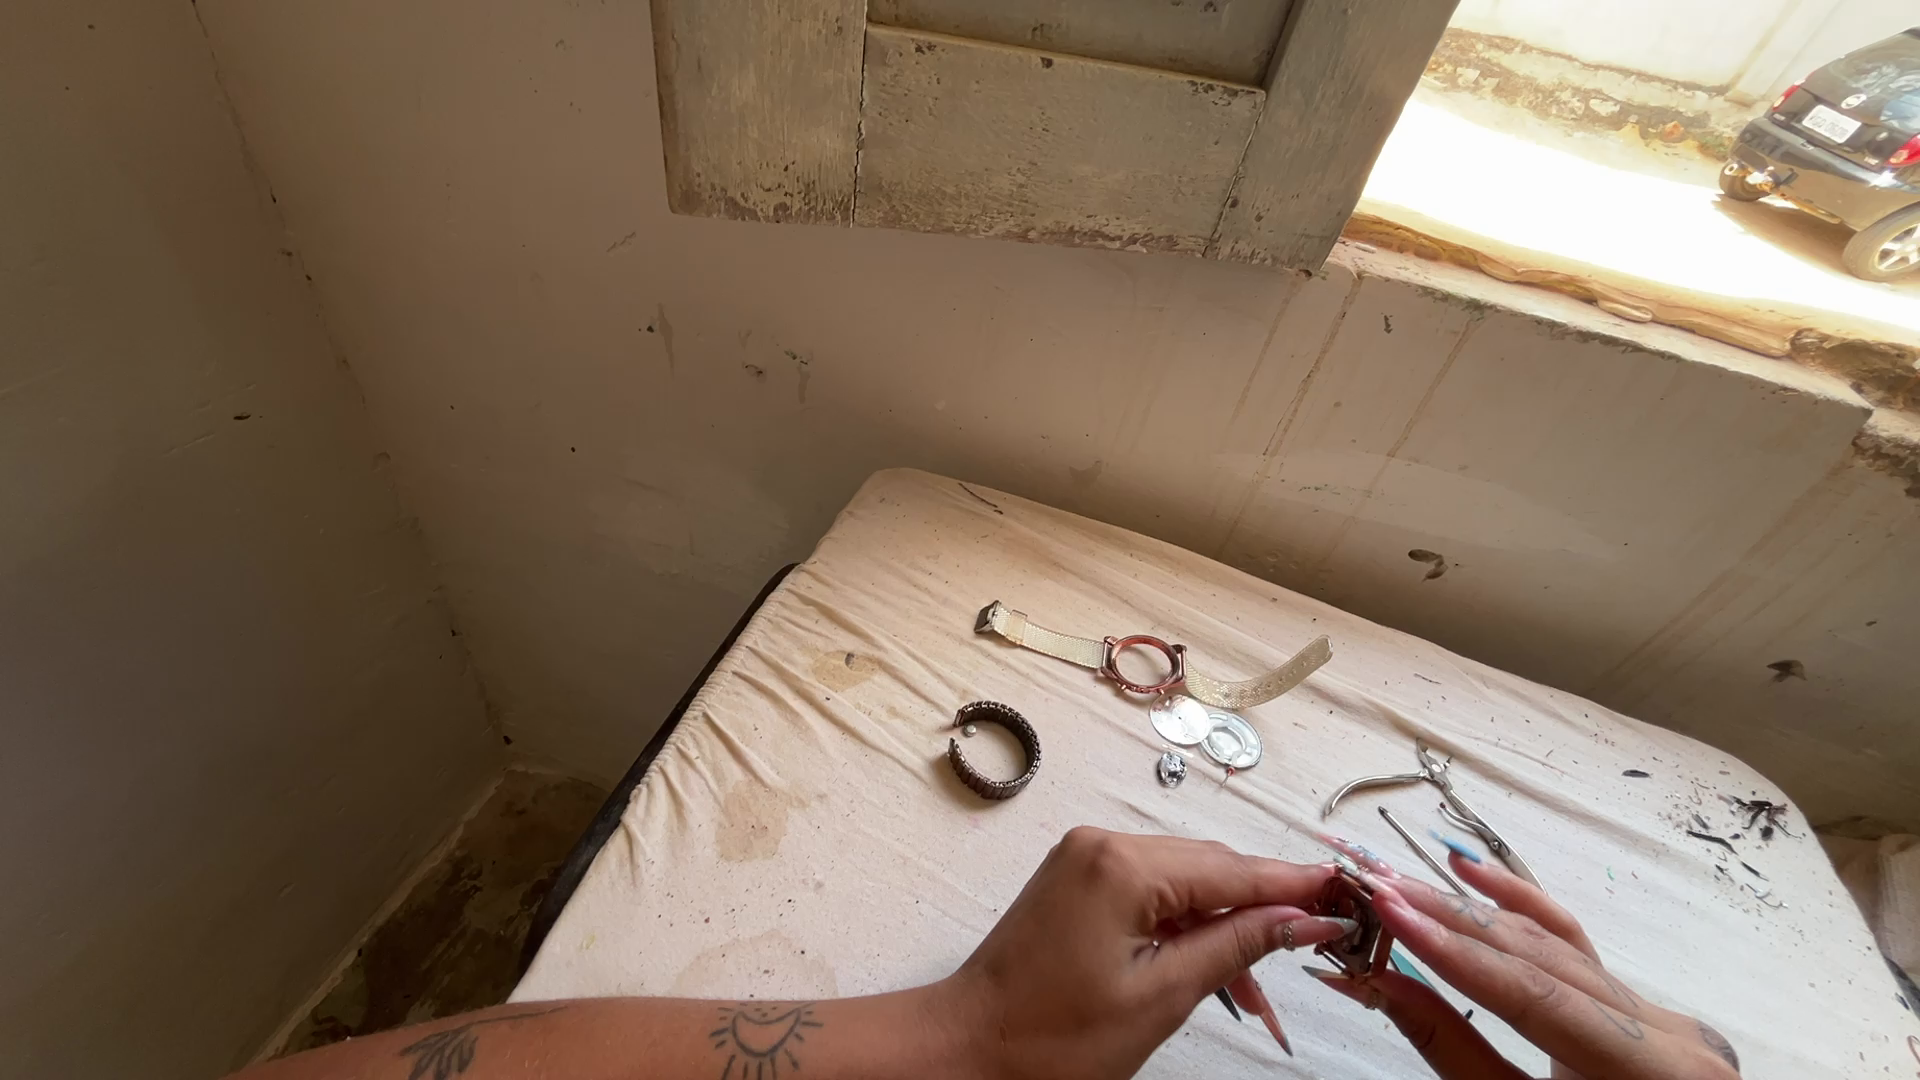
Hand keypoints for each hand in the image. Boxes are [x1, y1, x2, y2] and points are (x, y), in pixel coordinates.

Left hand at [935, 827, 1353, 1079]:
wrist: (973, 1043)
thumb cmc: (1056, 1035)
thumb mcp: (1162, 995)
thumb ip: (1235, 945)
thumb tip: (1298, 917)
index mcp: (1120, 864)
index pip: (1227, 868)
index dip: (1288, 884)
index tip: (1340, 891)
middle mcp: (1101, 843)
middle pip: (1204, 867)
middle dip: (1257, 909)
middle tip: (1312, 942)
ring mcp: (1085, 856)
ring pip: (1178, 880)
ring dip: (1219, 925)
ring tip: (1254, 990)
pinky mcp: (1077, 876)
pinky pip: (1147, 889)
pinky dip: (1180, 923)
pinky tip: (1207, 964)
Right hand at [1310, 846, 1740, 1078]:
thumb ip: (1448, 1044)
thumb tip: (1372, 976)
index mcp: (1654, 1071)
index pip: (1531, 991)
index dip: (1451, 948)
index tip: (1385, 907)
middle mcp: (1667, 1030)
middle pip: (1533, 955)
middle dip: (1444, 917)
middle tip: (1373, 885)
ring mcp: (1654, 1012)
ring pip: (1544, 942)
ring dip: (1463, 909)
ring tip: (1395, 881)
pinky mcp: (1632, 1004)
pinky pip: (1571, 942)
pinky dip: (1516, 901)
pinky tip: (1465, 868)